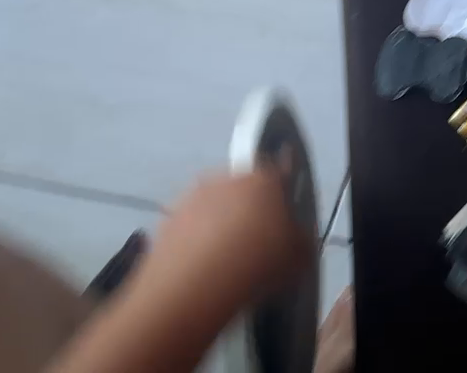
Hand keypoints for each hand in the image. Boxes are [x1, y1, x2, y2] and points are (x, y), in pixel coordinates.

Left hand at [136, 170, 311, 316]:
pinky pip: (188, 228)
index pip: (281, 174)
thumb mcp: (298, 257)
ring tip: (224, 260)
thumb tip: (298, 238)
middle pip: (245, 188)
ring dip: (219, 224)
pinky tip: (200, 271)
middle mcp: (228, 178)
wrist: (187, 293)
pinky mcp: (164, 224)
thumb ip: (302, 240)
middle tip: (256, 240)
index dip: (283, 195)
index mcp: (264, 178)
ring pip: (214, 207)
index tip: (284, 218)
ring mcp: (192, 199)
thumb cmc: (254, 266)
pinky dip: (194, 242)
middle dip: (250, 208)